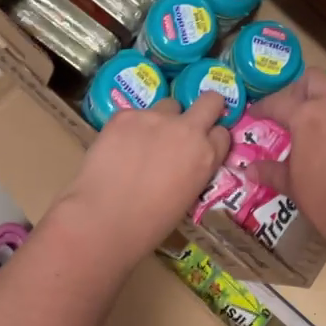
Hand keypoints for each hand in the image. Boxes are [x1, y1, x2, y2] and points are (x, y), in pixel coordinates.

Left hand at [52, 94, 231, 263]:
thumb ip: (192, 171)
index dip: (211, 138)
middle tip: (187, 123)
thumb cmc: (148, 225)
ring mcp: (155, 117)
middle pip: (209, 100)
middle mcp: (186, 129)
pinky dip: (130, 127)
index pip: (222, 133)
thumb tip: (184, 163)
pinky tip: (117, 147)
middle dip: (204, 108)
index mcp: (205, 156)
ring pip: (168, 105)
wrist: (104, 219)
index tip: (201, 145)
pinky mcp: (126, 114)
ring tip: (142, 142)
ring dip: (162, 119)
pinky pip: (134, 114)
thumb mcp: (186, 200)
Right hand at [246, 70, 325, 248]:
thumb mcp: (291, 185)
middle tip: (298, 106)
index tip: (256, 113)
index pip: (278, 102)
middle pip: (315, 78)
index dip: (263, 107)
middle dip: (303, 87)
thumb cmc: (324, 198)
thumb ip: (271, 171)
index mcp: (306, 115)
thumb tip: (249, 170)